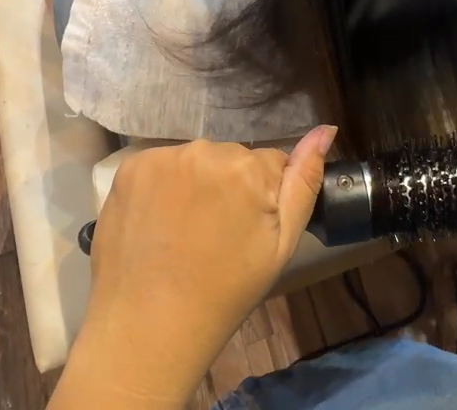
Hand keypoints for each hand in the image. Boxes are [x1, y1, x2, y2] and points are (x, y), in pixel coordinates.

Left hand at [51, 126, 335, 408]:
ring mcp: (163, 156)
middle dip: (229, 186)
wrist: (146, 328)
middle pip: (231, 158)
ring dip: (195, 184)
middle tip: (215, 236)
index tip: (245, 230)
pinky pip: (161, 165)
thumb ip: (304, 182)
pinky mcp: (130, 167)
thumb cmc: (225, 292)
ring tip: (184, 232)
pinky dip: (162, 186)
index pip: (270, 163)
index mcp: (249, 167)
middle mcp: (206, 149)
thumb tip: (327, 129)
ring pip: (195, 160)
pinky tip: (158, 221)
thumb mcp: (280, 246)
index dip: (261, 197)